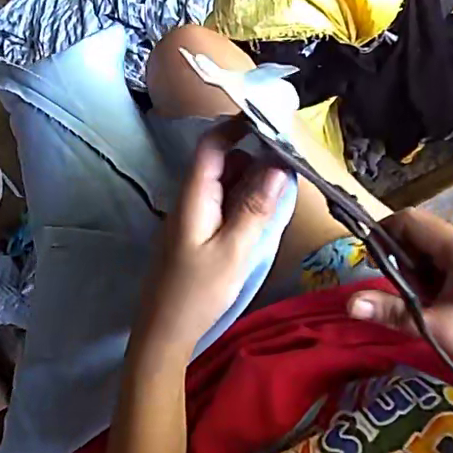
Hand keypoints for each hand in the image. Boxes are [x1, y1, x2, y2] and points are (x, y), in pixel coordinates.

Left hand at [134, 124, 290, 350]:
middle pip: (221, 163)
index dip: (236, 126)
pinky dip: (244, 203)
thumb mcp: (234, 251)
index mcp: (194, 197)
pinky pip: (222, 205)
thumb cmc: (197, 293)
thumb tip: (278, 166)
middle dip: (254, 157)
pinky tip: (264, 216)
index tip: (269, 119)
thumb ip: (256, 208)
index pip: (211, 145)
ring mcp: (192, 218)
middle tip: (290, 163)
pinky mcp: (197, 235)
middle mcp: (190, 200)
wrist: (163, 334)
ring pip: (224, 185)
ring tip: (284, 190)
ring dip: (251, 182)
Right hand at [346, 209, 452, 396]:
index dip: (383, 234)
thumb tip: (349, 303)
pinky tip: (441, 297)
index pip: (411, 220)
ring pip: (432, 241)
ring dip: (418, 265)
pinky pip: (447, 250)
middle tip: (403, 291)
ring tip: (425, 299)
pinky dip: (434, 269)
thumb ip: (392, 311)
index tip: (371, 262)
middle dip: (403, 256)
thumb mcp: (439, 329)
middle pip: (421, 229)